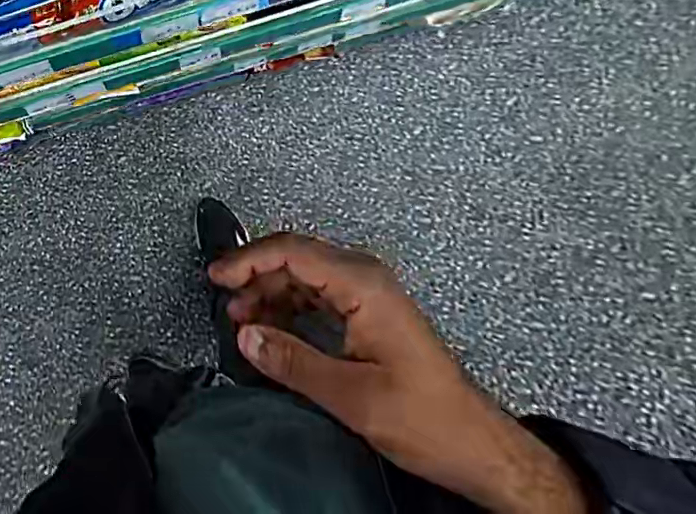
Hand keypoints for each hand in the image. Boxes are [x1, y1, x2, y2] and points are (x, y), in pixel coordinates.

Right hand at [209, 233, 589, 513]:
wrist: (476, 444)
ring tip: (243, 319)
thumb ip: (293, 361)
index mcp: (362, 284)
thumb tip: (246, 335)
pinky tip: (273, 327)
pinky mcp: (368, 309)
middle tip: (225, 300)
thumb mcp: (352, 396)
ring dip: (270, 292)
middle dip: (255, 275)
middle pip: (296, 257)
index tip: (218, 276)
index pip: (292, 251)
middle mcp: (364, 277)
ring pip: (304, 274)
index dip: (249, 259)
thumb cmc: (427, 418)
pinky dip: (289, 305)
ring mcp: (367, 291)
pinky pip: (318, 293)